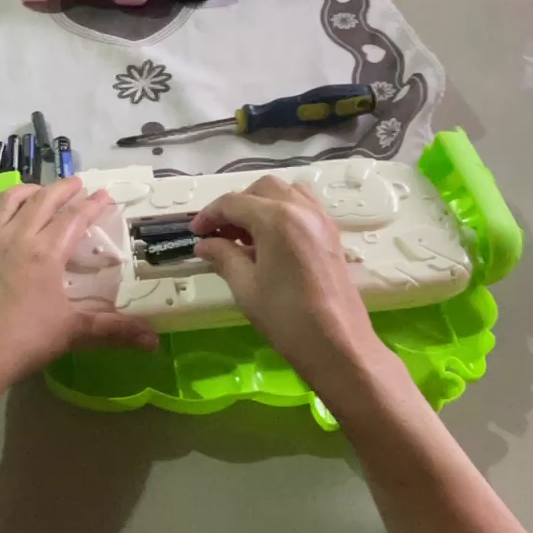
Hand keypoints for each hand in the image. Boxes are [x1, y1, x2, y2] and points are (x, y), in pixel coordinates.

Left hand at [0, 178, 157, 399]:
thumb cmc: (24, 342)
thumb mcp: (73, 332)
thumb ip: (114, 330)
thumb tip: (155, 342)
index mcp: (46, 252)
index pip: (74, 218)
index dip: (92, 205)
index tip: (105, 194)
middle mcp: (16, 236)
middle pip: (43, 200)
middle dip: (63, 189)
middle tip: (77, 184)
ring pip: (7, 201)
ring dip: (27, 190)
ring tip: (39, 190)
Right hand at [191, 176, 388, 384]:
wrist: (337, 343)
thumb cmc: (286, 317)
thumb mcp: (245, 286)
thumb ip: (223, 256)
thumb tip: (205, 244)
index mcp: (276, 218)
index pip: (233, 203)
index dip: (209, 215)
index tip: (195, 233)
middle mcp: (301, 208)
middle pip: (261, 189)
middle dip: (235, 205)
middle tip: (219, 234)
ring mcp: (320, 218)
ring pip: (285, 191)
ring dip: (261, 203)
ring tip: (246, 233)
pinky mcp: (331, 232)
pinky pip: (304, 205)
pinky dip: (283, 210)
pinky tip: (272, 238)